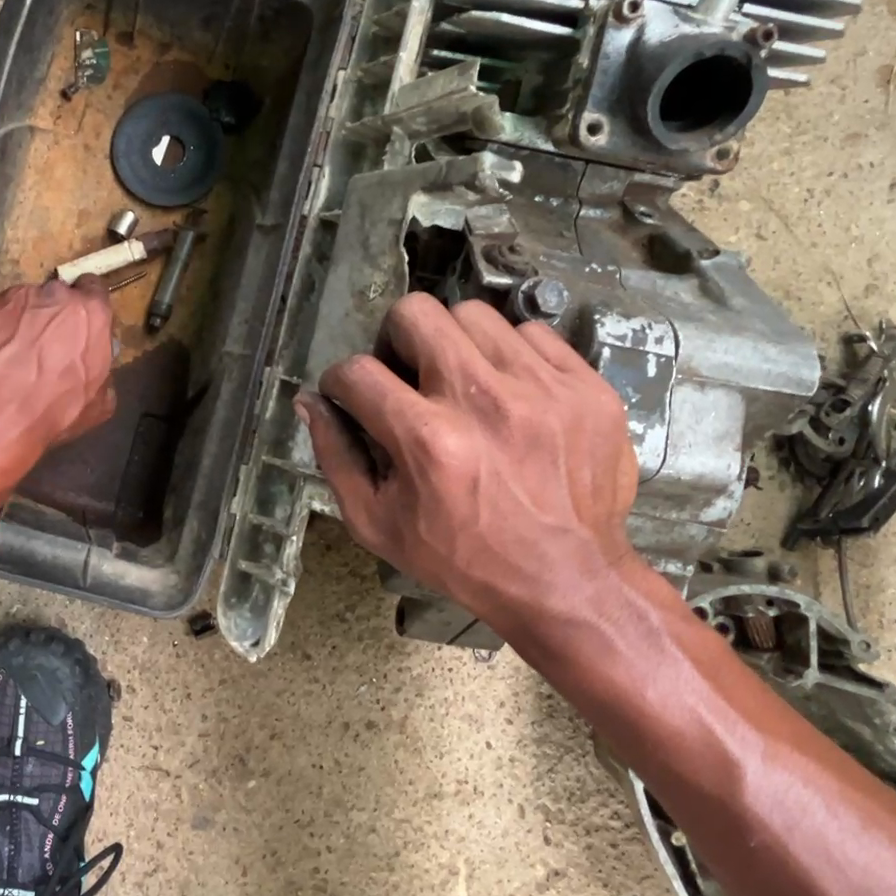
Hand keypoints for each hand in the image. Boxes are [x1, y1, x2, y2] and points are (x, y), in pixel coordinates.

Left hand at [0, 277, 116, 451]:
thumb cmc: (54, 411)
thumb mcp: (99, 403)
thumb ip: (100, 372)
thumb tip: (95, 371)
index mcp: (89, 311)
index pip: (94, 288)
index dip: (87, 305)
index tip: (80, 323)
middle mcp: (52, 294)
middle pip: (54, 295)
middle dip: (51, 315)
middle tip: (43, 347)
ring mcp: (11, 297)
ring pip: (19, 303)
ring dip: (18, 322)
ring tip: (8, 356)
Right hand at [296, 295, 639, 636]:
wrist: (569, 581)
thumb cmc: (461, 558)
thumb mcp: (377, 523)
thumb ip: (335, 456)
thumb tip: (309, 400)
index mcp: (427, 440)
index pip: (357, 371)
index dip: (341, 382)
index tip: (352, 397)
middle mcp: (483, 401)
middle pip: (415, 314)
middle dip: (394, 340)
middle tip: (406, 375)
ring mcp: (542, 389)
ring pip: (473, 314)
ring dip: (453, 343)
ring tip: (460, 381)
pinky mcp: (585, 387)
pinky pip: (532, 333)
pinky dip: (509, 356)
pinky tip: (508, 391)